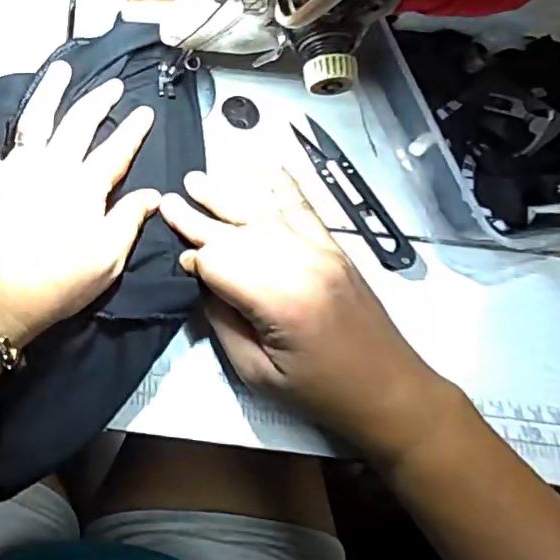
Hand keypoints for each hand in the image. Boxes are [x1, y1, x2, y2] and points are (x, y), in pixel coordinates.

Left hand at [0, 61, 158, 345]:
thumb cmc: (57, 283)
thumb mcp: (108, 259)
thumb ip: (129, 220)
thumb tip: (154, 194)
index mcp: (86, 187)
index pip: (116, 151)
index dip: (133, 130)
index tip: (144, 111)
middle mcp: (54, 167)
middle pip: (80, 124)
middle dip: (99, 101)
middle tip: (112, 85)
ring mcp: (17, 168)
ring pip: (37, 119)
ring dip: (50, 91)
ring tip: (61, 69)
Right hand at [158, 166, 462, 461]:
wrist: (390, 389)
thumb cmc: (321, 392)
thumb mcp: (258, 373)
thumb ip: (224, 322)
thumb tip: (202, 282)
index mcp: (279, 298)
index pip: (219, 262)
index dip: (194, 259)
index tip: (177, 260)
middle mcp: (299, 261)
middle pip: (237, 230)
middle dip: (199, 217)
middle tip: (169, 200)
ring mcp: (320, 249)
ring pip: (264, 212)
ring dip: (229, 194)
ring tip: (199, 179)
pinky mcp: (334, 247)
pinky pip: (304, 207)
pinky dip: (284, 186)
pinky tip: (269, 167)